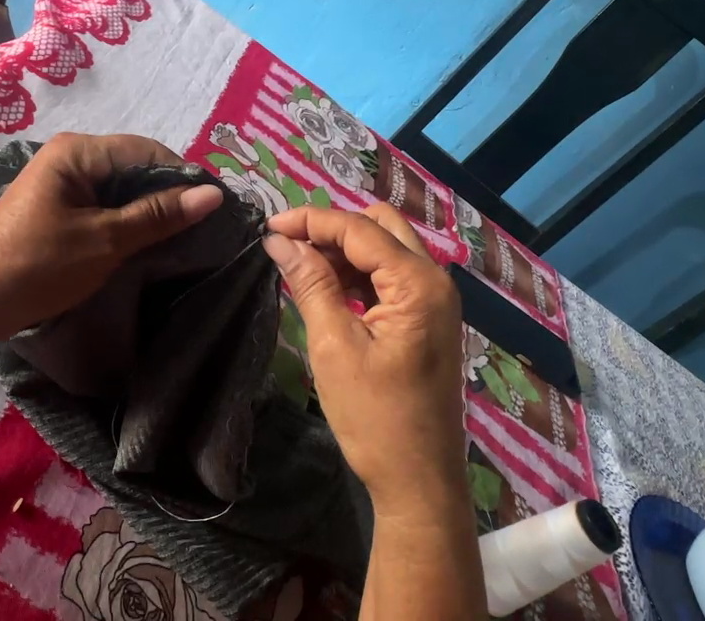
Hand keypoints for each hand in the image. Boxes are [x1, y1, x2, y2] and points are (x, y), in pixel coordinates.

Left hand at [0, 133, 223, 372]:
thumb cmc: (38, 265)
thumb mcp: (105, 241)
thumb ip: (158, 215)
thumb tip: (214, 194)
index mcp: (78, 151)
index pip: (146, 150)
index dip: (182, 175)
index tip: (213, 207)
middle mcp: (69, 156)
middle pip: (133, 165)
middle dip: (166, 192)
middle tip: (201, 225)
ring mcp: (60, 181)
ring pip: (119, 186)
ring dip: (147, 208)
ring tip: (179, 234)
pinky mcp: (56, 206)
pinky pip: (102, 202)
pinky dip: (125, 218)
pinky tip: (144, 239)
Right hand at [263, 204, 466, 516]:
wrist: (419, 483)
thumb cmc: (375, 418)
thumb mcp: (334, 346)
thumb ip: (310, 283)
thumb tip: (279, 240)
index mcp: (418, 283)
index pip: (359, 229)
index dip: (311, 221)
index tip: (268, 226)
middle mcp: (435, 280)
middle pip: (379, 227)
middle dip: (331, 227)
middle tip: (287, 244)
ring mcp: (436, 300)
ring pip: (386, 248)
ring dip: (344, 249)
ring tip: (299, 264)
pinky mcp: (428, 319)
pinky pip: (391, 276)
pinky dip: (359, 272)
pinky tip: (327, 285)